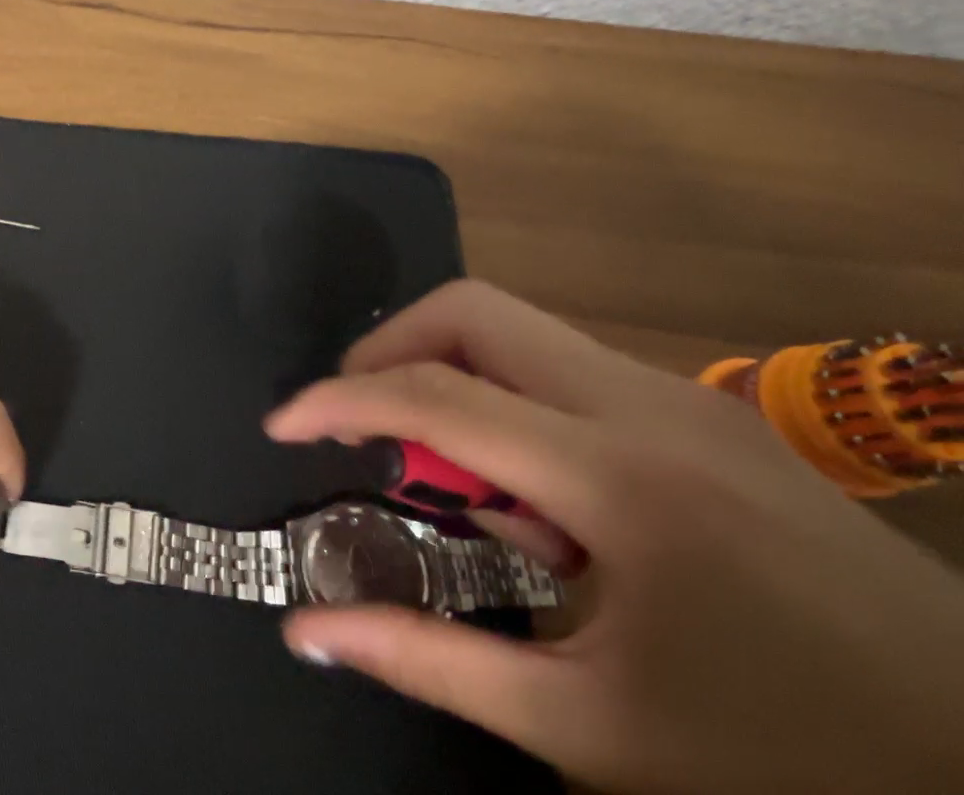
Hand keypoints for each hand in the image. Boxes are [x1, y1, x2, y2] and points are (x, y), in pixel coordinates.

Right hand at [269, 281, 963, 794]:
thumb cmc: (784, 749)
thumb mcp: (586, 722)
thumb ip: (429, 662)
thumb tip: (308, 632)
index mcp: (619, 477)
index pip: (436, 397)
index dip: (337, 401)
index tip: (281, 427)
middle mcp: (652, 407)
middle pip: (479, 314)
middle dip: (389, 352)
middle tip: (353, 426)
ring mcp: (691, 403)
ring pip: (525, 340)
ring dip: (455, 388)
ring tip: (464, 500)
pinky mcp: (712, 419)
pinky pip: (572, 377)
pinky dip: (513, 412)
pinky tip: (542, 512)